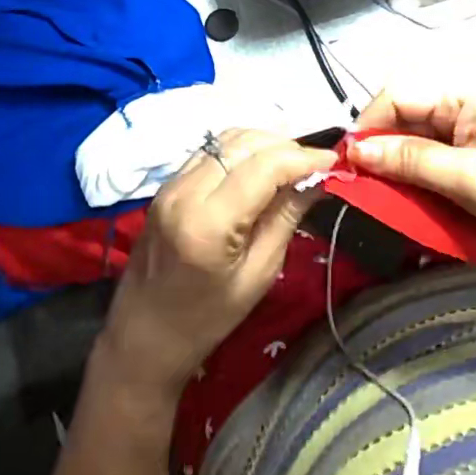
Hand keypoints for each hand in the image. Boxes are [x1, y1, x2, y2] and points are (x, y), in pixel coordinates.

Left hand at [94, 129, 334, 399]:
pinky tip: (259, 168)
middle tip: (313, 166)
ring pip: (226, 139)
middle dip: (286, 146)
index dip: (303, 157)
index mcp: (208, 222)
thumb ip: (285, 219)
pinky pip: (210, 151)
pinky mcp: (167, 184)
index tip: (332, 161)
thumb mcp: (259, 275)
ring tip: (290, 165)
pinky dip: (241, 150)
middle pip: (245, 142)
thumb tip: (317, 181)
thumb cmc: (207, 318)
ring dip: (264, 143)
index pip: (264, 165)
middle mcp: (186, 191)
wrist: (143, 335)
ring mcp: (171, 184)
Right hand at [350, 72, 475, 235]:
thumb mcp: (472, 180)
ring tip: (410, 194)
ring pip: (419, 124)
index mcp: (460, 84)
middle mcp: (463, 83)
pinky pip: (440, 135)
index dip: (368, 131)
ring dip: (409, 159)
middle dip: (388, 148)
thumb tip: (357, 151)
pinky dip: (431, 162)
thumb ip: (411, 162)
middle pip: (403, 107)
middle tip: (385, 190)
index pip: (391, 94)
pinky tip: (435, 189)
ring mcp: (475, 102)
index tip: (358, 174)